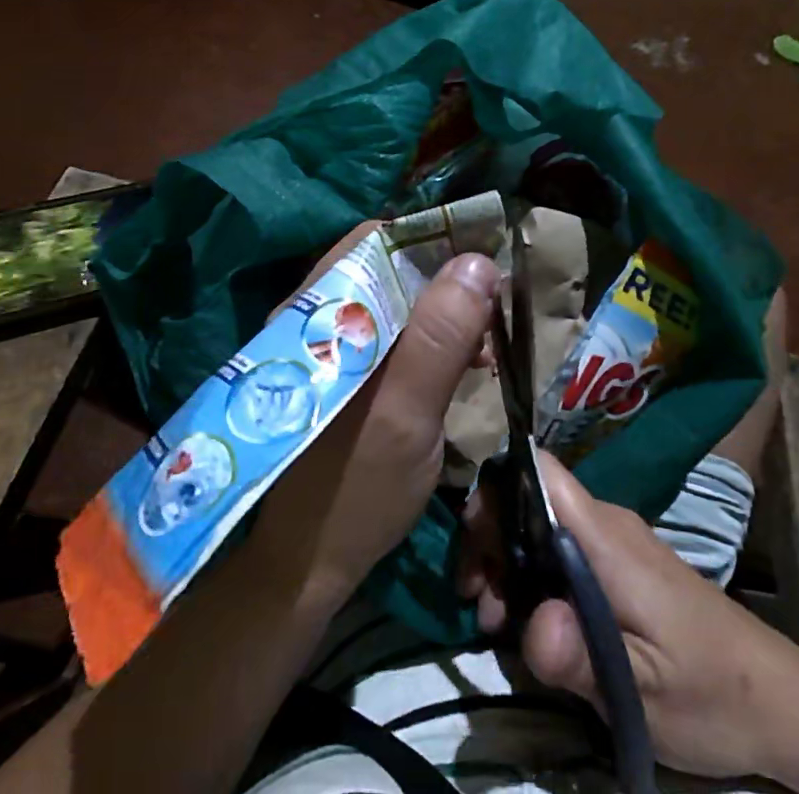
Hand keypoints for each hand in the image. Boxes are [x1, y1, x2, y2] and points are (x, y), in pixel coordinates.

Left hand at [253, 236, 499, 606]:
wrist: (307, 558)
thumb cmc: (359, 489)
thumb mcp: (409, 414)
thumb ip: (439, 338)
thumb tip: (476, 262)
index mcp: (323, 316)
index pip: (375, 241)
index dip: (433, 241)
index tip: (486, 261)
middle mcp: (317, 318)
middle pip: (386, 268)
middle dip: (445, 281)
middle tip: (491, 313)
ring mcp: (326, 347)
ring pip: (392, 301)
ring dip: (441, 313)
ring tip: (482, 346)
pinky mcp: (340, 374)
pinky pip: (390, 335)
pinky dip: (427, 340)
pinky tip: (458, 365)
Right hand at [460, 451, 798, 791]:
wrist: (782, 705)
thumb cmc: (716, 694)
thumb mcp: (645, 692)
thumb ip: (584, 656)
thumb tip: (530, 620)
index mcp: (609, 539)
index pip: (542, 472)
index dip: (497, 490)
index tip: (474, 546)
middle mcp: (607, 527)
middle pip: (529, 501)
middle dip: (491, 542)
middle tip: (479, 605)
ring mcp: (614, 546)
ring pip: (540, 529)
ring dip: (506, 567)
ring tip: (495, 623)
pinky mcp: (617, 569)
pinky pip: (559, 553)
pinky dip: (530, 579)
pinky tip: (528, 623)